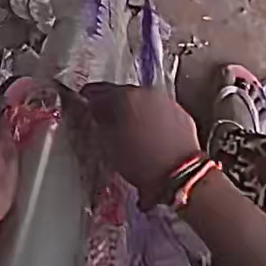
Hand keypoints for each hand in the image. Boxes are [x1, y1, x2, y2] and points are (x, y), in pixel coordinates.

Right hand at [80, 83, 202, 204]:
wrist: (181, 175)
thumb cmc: (139, 162)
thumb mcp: (109, 144)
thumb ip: (99, 121)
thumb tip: (94, 110)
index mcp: (124, 97)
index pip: (98, 90)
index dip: (88, 98)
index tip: (83, 103)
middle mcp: (145, 92)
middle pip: (122, 93)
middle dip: (112, 103)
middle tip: (104, 118)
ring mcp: (165, 101)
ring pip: (142, 101)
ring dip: (133, 109)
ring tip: (129, 127)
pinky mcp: (181, 113)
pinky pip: (159, 110)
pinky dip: (151, 117)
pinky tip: (149, 133)